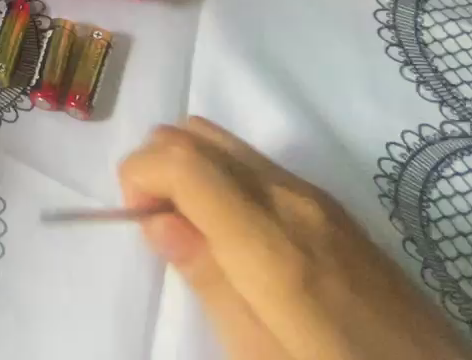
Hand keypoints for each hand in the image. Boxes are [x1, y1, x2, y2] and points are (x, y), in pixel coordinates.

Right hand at [119, 118, 471, 359]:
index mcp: (269, 240)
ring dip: (186, 168)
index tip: (139, 224)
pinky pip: (252, 162)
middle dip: (156, 167)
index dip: (138, 176)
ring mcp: (316, 198)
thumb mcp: (262, 357)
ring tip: (194, 229)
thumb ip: (207, 280)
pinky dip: (219, 176)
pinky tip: (233, 234)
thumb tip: (157, 220)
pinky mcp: (332, 207)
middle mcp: (291, 199)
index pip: (178, 158)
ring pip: (219, 139)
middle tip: (161, 227)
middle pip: (192, 134)